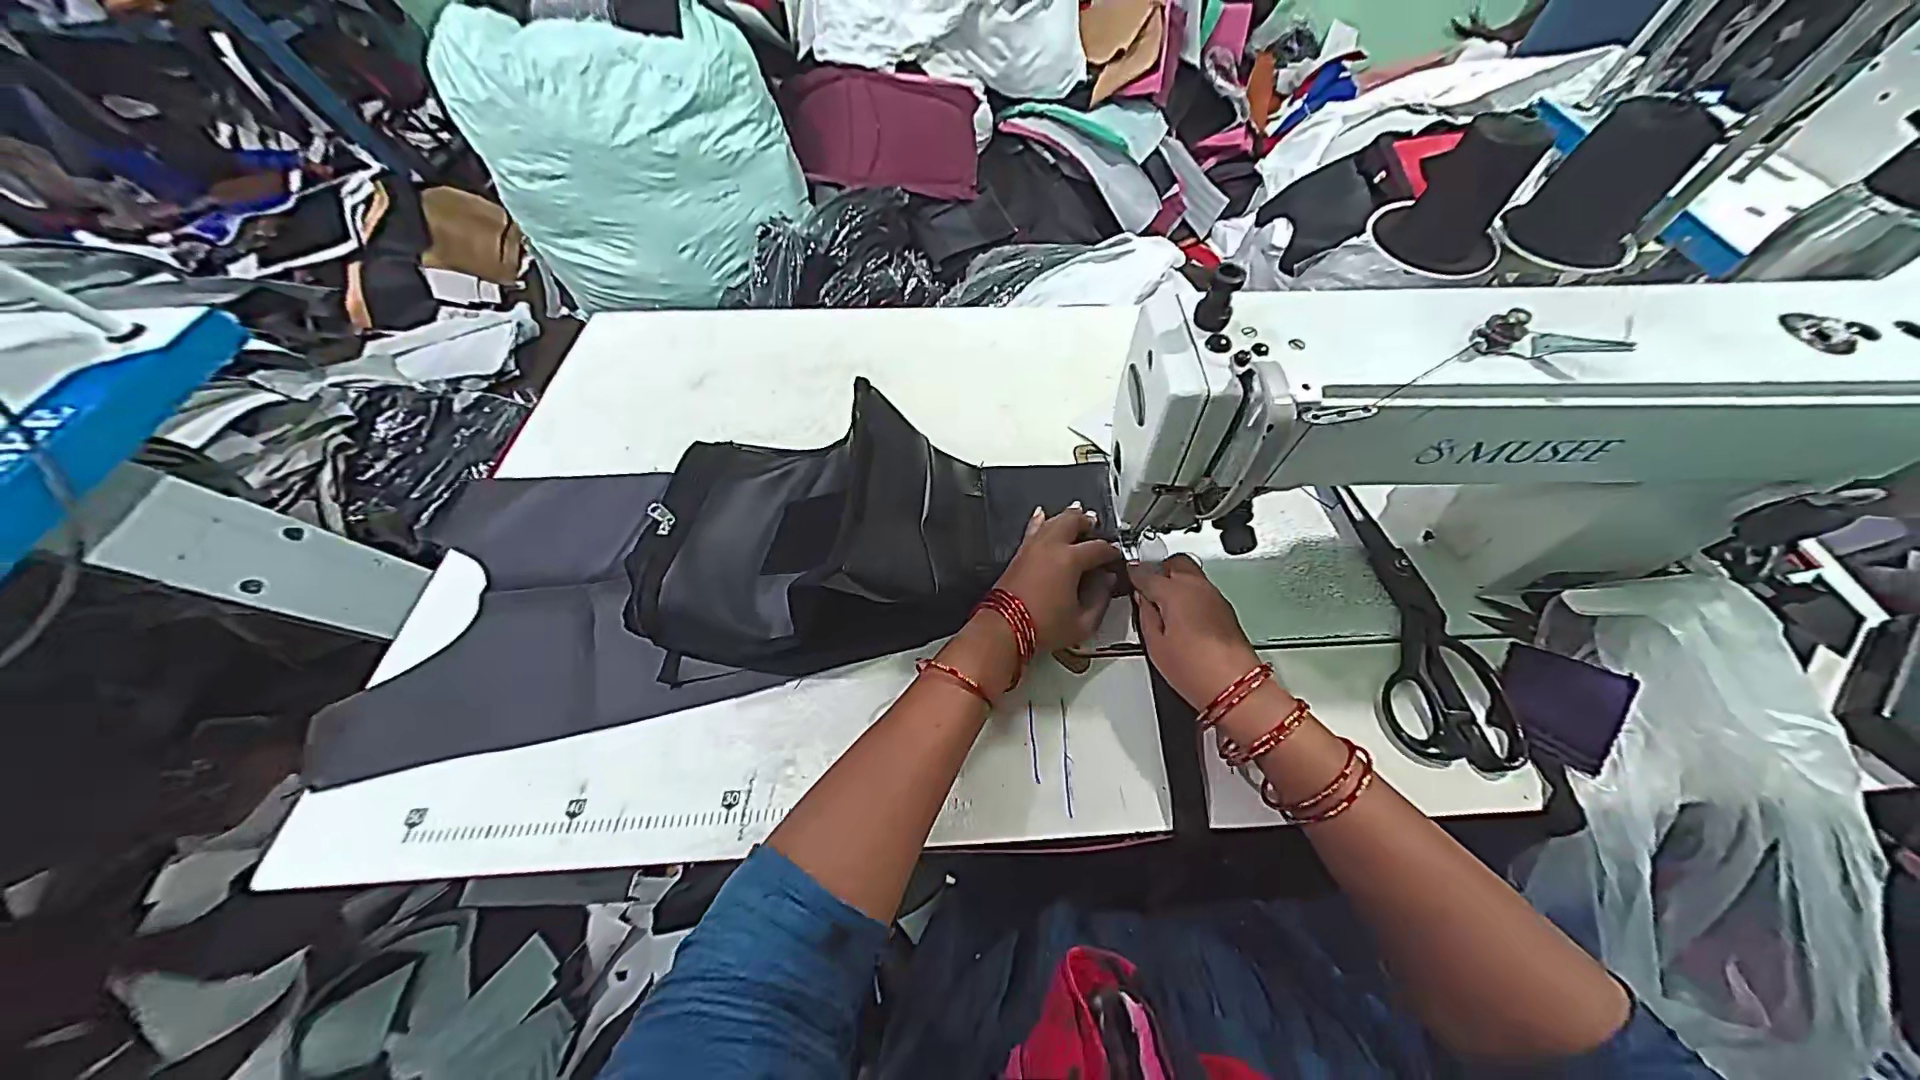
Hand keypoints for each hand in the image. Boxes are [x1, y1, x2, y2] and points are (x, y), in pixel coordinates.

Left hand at [992, 505, 1122, 653]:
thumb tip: (1106, 582)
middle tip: (1096, 526)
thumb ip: (1101, 598)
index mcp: (1070, 560)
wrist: (1004, 628)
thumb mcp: (1083, 622)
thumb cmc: (1040, 626)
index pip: (1099, 547)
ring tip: (1077, 515)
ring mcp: (1032, 548)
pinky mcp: (1019, 554)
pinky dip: (1040, 520)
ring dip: (1067, 517)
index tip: (1115, 555)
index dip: (1111, 550)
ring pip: (1052, 520)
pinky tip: (1041, 515)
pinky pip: (1032, 529)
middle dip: (1088, 522)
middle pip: (1073, 521)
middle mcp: (1050, 547)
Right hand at [1131, 554, 1263, 709]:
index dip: (1134, 574)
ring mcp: (1215, 596)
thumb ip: (1145, 614)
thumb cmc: (1198, 670)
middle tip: (1147, 585)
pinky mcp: (1225, 608)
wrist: (1235, 687)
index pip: (1147, 572)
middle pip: (1175, 562)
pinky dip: (1189, 593)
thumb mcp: (1155, 644)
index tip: (1130, 576)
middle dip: (1159, 569)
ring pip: (1191, 573)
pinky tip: (1181, 613)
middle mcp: (1198, 587)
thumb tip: (1142, 601)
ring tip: (1163, 602)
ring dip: (1176, 580)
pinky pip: (1202, 589)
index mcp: (1175, 592)